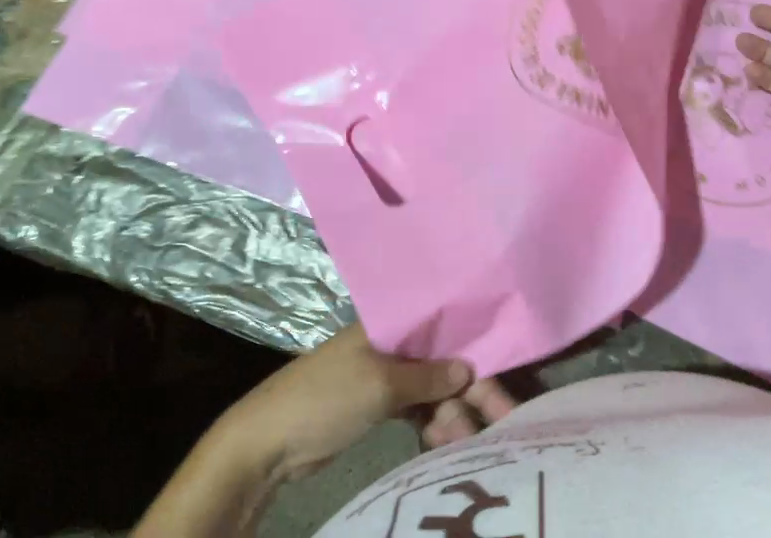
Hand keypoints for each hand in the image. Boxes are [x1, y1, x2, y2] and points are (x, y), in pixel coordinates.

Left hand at [208, 324, 515, 482]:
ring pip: (431, 390)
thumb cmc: (324, 399)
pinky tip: (444, 443)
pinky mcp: (373, 405)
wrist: (264, 443)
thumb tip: (469, 368)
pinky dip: (430, 424)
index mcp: (390, 326)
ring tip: (465, 442)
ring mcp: (381, 376)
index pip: (445, 333)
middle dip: (470, 391)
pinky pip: (415, 410)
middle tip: (501, 422)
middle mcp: (390, 345)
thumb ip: (428, 377)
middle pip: (442, 364)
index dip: (477, 355)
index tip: (505, 384)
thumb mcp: (381, 385)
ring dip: (451, 414)